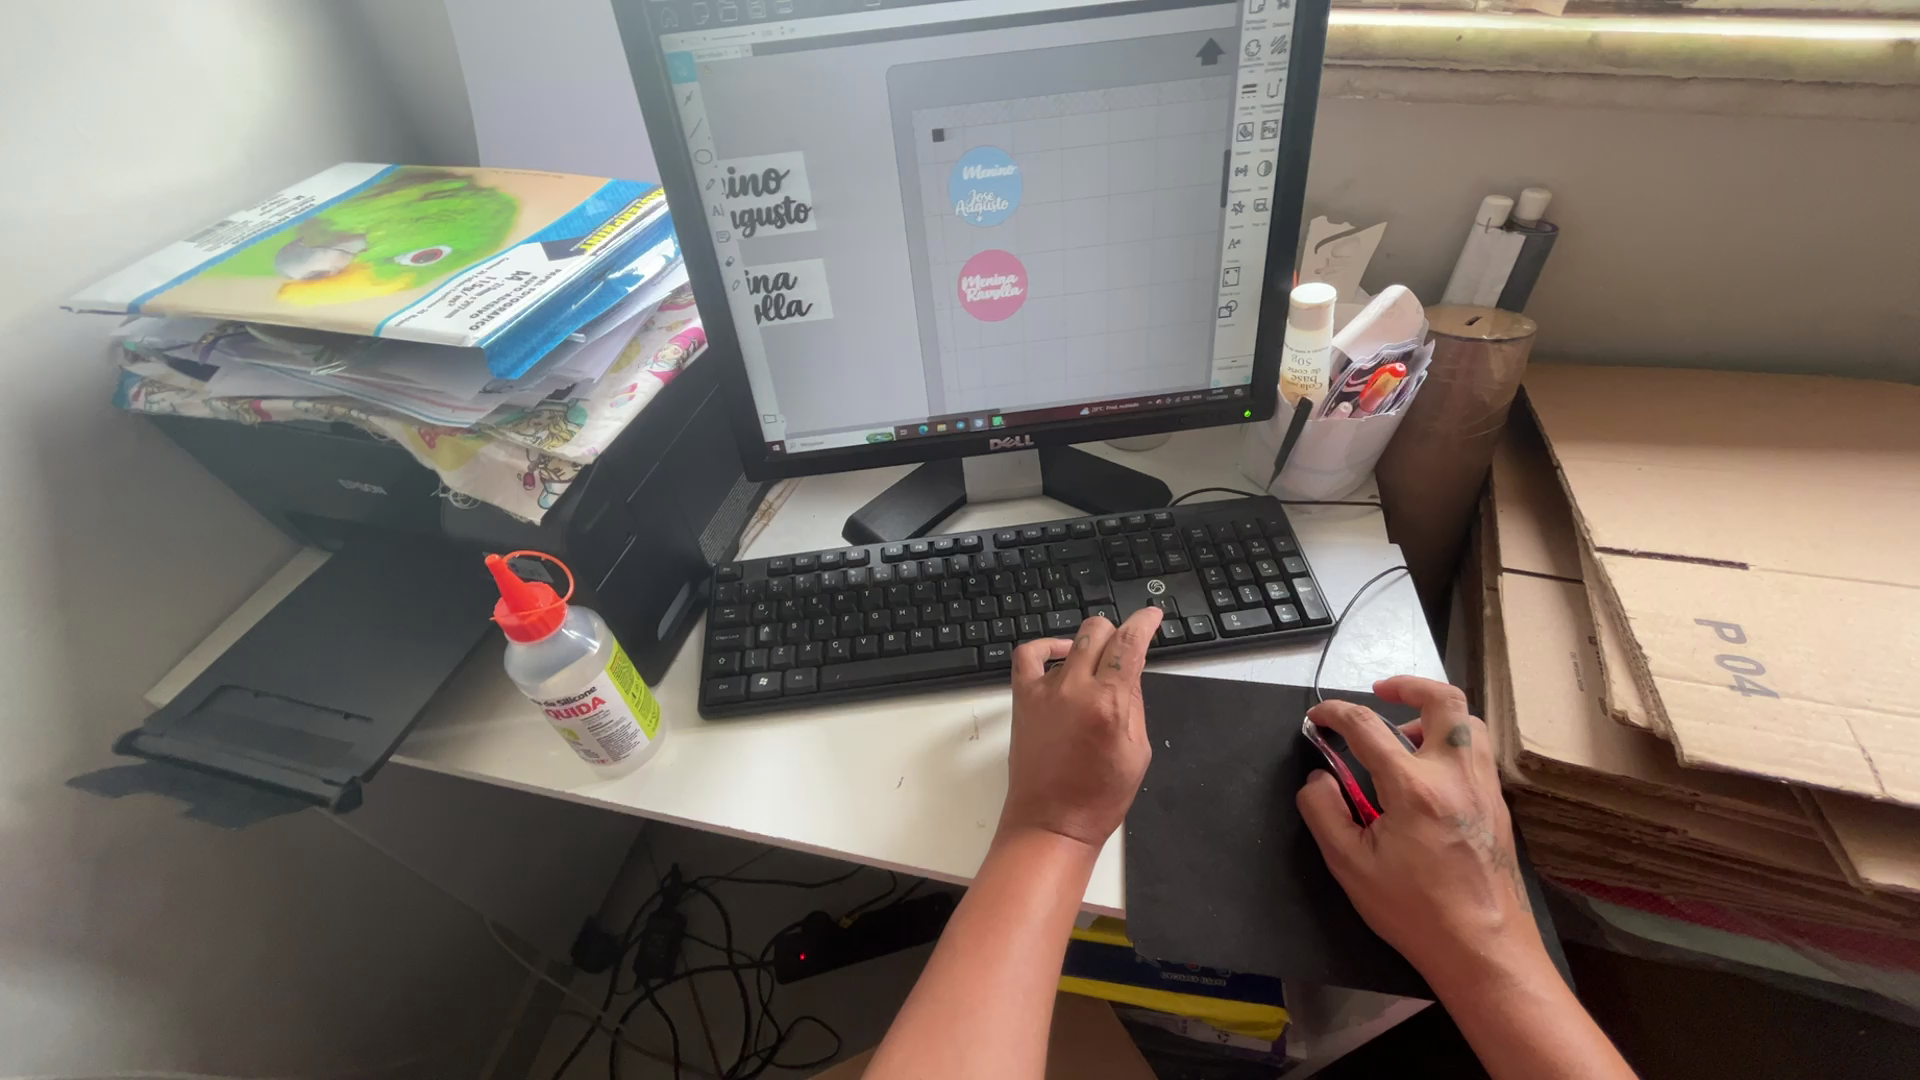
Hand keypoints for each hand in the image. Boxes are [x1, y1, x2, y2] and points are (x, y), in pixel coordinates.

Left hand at [998, 608, 1163, 850]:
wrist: (1051, 821)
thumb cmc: (1099, 796)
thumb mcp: (1138, 750)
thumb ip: (1135, 703)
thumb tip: (1131, 671)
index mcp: (1110, 702)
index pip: (1129, 643)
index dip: (1144, 623)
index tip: (1152, 616)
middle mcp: (1075, 688)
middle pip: (1098, 632)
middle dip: (1117, 632)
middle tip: (1125, 645)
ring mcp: (1044, 690)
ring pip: (1068, 641)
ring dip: (1088, 643)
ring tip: (1097, 659)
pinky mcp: (1023, 698)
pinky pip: (1028, 656)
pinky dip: (1045, 648)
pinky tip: (1060, 655)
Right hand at [1297, 676, 1545, 993]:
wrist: (1485, 953)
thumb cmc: (1413, 910)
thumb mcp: (1347, 863)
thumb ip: (1322, 810)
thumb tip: (1320, 778)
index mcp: (1413, 788)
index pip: (1366, 726)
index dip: (1334, 713)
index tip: (1317, 720)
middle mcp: (1455, 777)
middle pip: (1445, 701)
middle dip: (1408, 685)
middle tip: (1380, 692)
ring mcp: (1484, 790)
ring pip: (1469, 723)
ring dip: (1432, 715)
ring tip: (1401, 736)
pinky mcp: (1497, 807)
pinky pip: (1476, 753)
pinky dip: (1448, 742)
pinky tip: (1423, 772)